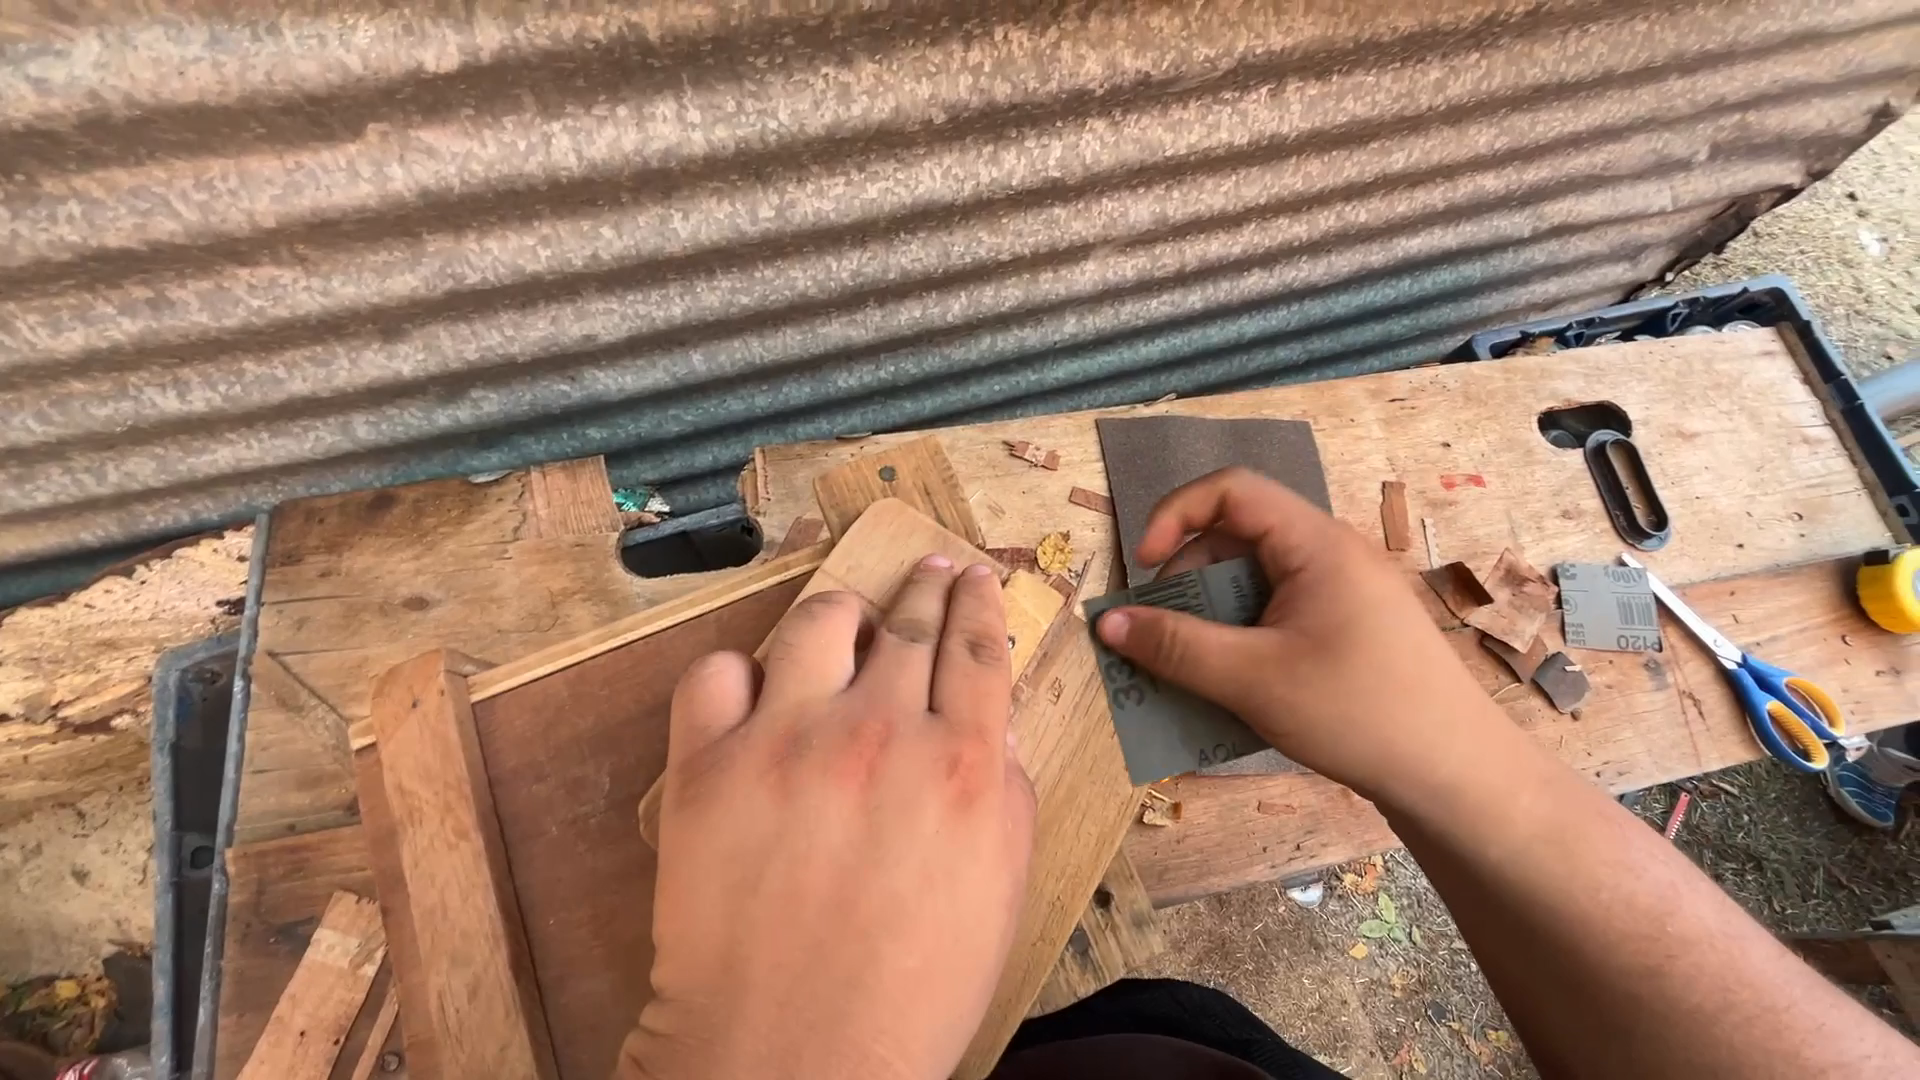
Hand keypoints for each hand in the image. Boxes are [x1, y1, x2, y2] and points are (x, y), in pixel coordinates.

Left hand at [619, 556, 1036, 1079]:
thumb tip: (990, 715)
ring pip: (820, 621)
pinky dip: (738, 672)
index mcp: (963, 766)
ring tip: (851, 618)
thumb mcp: (1000, 885)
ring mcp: (789, 740)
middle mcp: (881, 734)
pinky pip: (717, 673)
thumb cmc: (912, 987)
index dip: (979, 602)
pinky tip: (756, 691)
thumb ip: (1006, 786)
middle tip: (930, 567)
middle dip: (927, 585)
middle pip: (911, 623)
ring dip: (843, 611)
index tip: (974, 578)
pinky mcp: (709, 764)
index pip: (979, 648)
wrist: (789, 1060)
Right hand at [1093, 467, 1507, 802]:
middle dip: (1187, 581)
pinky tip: (1232, 681)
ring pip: (1253, 580)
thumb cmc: (1359, 713)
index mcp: (1316, 543)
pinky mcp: (1346, 626)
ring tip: (1192, 665)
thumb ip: (1175, 647)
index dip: (1175, 516)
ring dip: (1210, 615)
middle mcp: (1330, 554)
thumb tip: (1106, 622)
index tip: (1145, 568)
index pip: (1231, 490)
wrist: (1458, 779)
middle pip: (1236, 538)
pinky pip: (1275, 611)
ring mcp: (1341, 591)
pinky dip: (1240, 636)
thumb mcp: (1253, 680)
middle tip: (1164, 633)